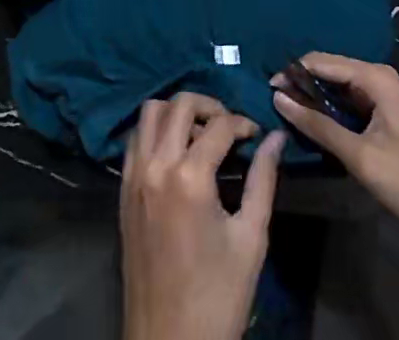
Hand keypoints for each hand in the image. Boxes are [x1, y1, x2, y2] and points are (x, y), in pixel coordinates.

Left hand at [121, 93, 286, 339]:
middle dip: (210, 105)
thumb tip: (276, 138)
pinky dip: (156, 132)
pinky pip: (135, 141)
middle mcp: (155, 168)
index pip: (220, 124)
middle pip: (179, 104)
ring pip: (150, 114)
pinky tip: (177, 152)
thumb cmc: (218, 294)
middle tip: (230, 127)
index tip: (257, 136)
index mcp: (189, 178)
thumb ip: (263, 178)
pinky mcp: (122, 193)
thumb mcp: (251, 236)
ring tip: (202, 134)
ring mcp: (133, 179)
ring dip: (178, 113)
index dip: (244, 124)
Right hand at [274, 56, 398, 339]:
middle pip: (329, 70)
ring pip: (335, 87)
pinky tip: (308, 122)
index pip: (322, 61)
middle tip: (269, 103)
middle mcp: (378, 78)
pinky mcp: (381, 114)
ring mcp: (381, 96)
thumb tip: (278, 97)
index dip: (292, 72)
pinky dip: (326, 110)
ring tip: (281, 112)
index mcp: (375, 78)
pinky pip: (346, 102)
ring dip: (311, 97)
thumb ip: (318, 124)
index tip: (265, 90)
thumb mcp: (359, 155)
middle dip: (300, 83)